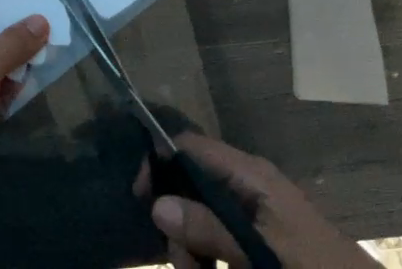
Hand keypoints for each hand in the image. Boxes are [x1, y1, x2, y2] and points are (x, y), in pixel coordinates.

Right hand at [145, 134, 377, 268]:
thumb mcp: (262, 254)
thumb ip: (211, 230)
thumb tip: (157, 203)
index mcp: (250, 175)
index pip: (191, 145)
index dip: (160, 161)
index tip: (139, 197)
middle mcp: (247, 186)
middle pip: (190, 188)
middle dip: (178, 227)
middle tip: (184, 267)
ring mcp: (252, 216)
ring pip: (200, 222)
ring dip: (192, 253)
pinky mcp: (256, 243)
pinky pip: (218, 243)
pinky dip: (208, 261)